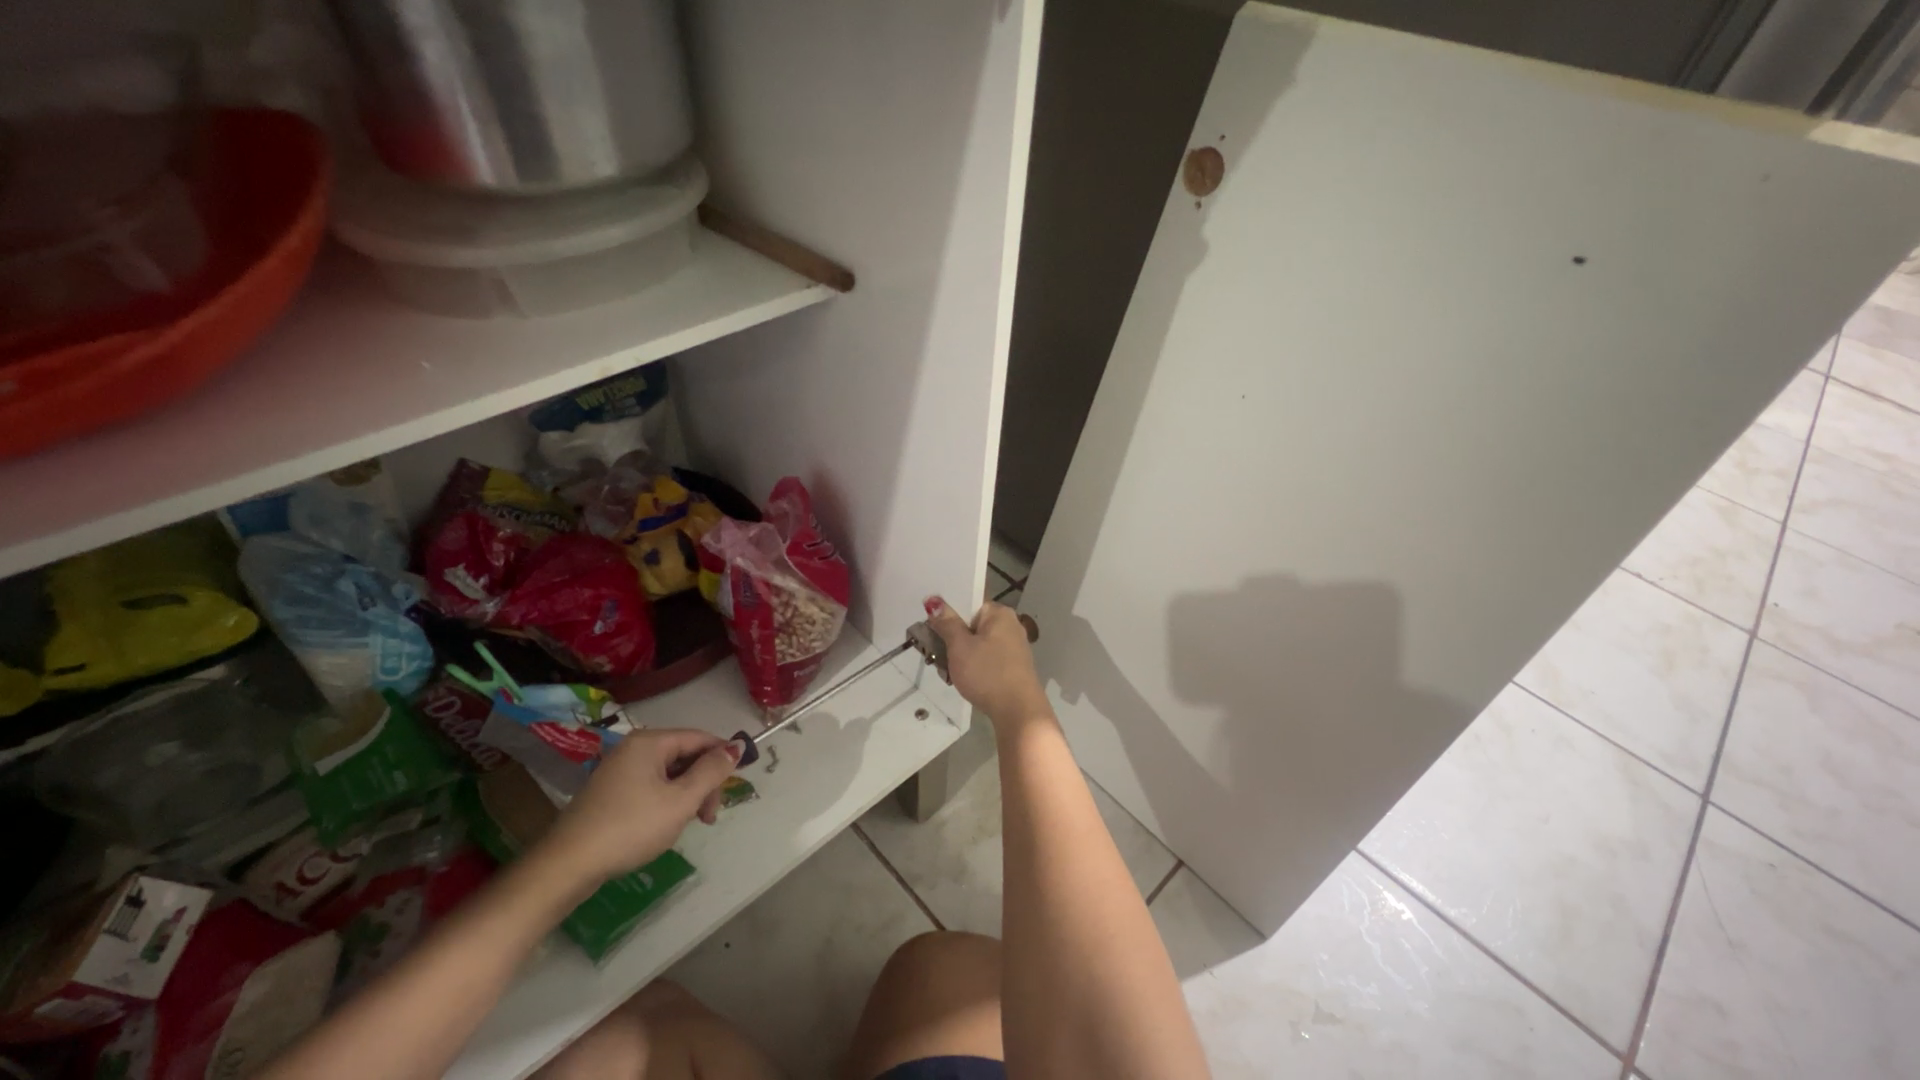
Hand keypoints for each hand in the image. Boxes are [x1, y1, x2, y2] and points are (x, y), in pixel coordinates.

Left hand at [540, 729, 739, 884]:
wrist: (570, 863)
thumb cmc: (631, 827)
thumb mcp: (681, 800)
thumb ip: (711, 771)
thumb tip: (737, 746)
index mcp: (650, 742)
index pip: (700, 738)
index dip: (723, 758)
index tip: (734, 788)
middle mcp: (633, 748)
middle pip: (684, 755)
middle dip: (703, 783)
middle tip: (708, 817)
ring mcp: (618, 770)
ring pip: (668, 774)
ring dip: (686, 796)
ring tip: (686, 825)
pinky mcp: (610, 792)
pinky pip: (650, 786)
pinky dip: (666, 801)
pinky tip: (664, 825)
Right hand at [926, 596, 1052, 728]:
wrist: (1018, 711)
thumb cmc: (987, 673)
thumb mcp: (960, 646)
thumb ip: (946, 622)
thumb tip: (934, 600)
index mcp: (999, 613)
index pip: (968, 604)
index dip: (947, 616)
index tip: (930, 630)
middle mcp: (1010, 626)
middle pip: (971, 626)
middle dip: (951, 641)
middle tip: (935, 657)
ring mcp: (1014, 647)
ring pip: (977, 645)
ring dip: (960, 658)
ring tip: (947, 674)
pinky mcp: (1013, 667)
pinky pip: (987, 659)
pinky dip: (974, 668)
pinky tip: (964, 682)